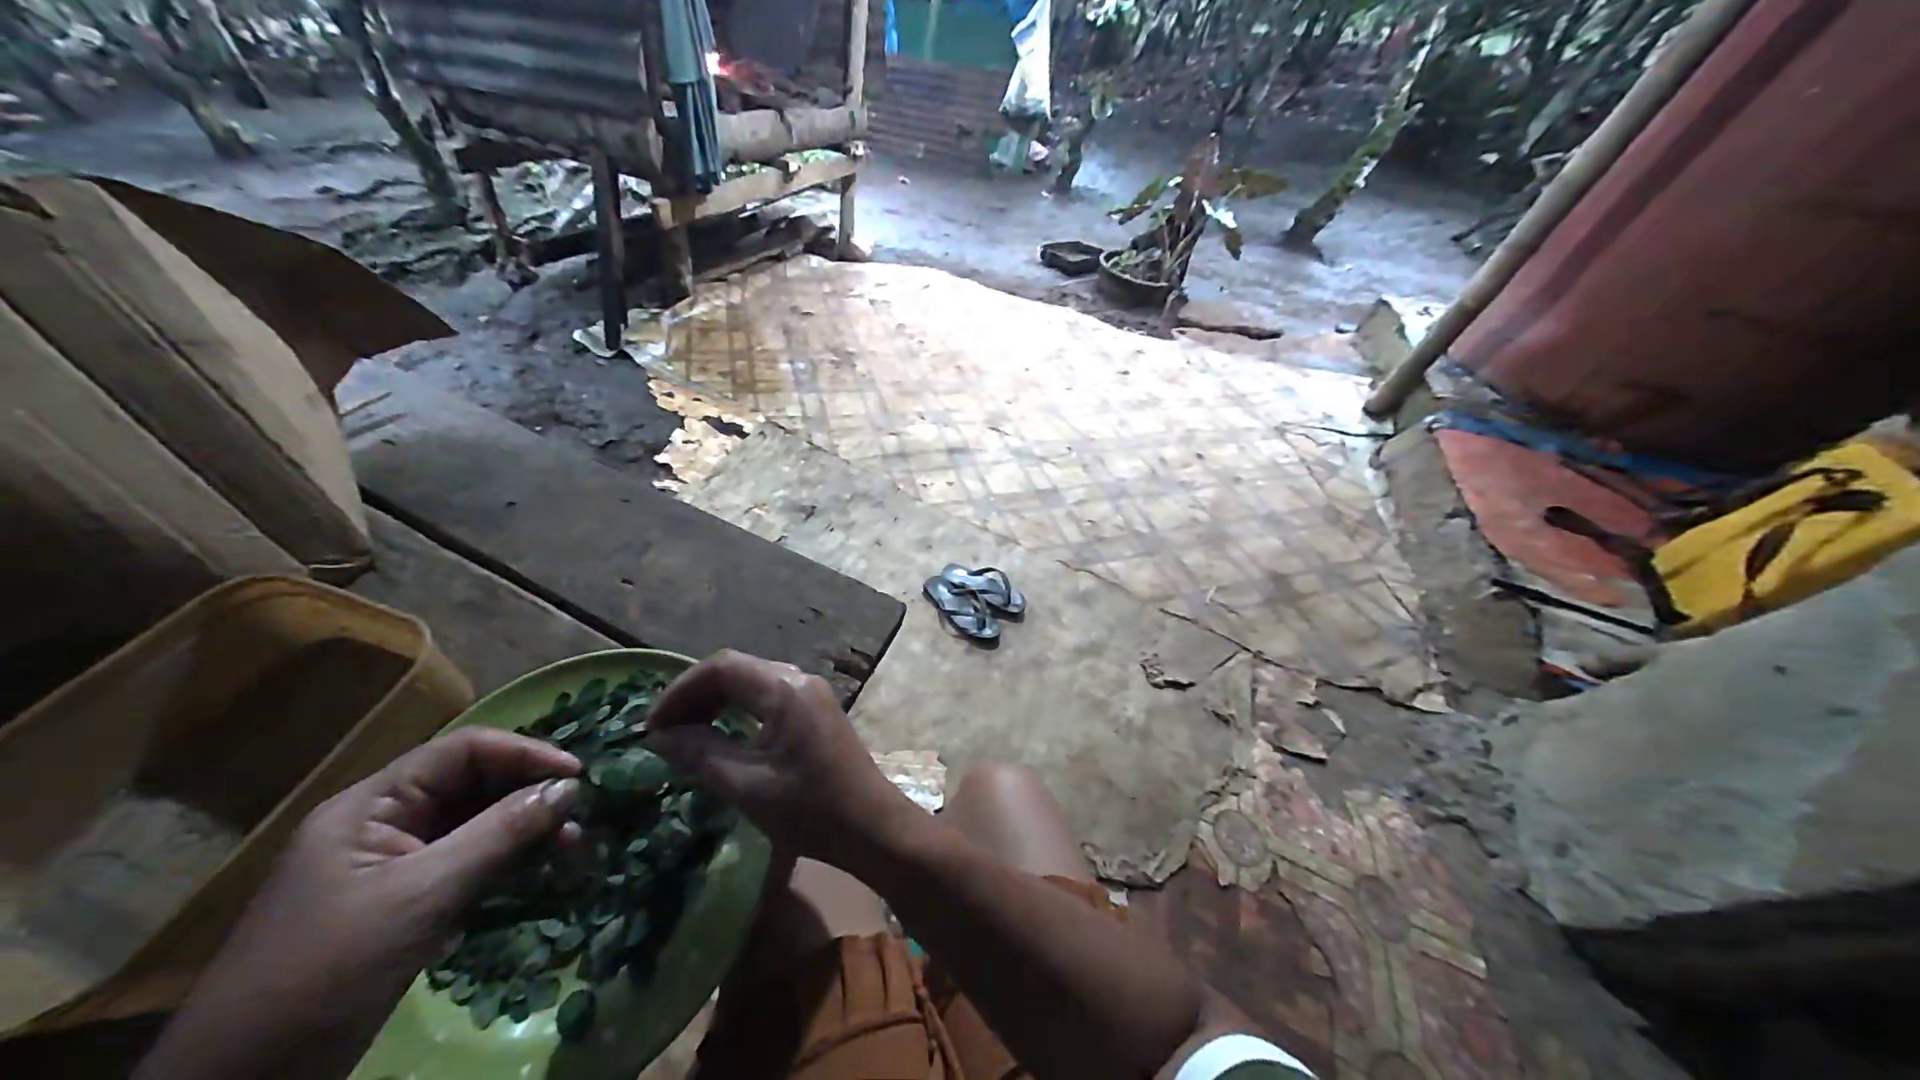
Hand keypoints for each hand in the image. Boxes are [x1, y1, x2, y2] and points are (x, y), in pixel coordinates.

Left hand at [135, 728, 580, 1079]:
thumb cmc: (328, 971)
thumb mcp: (423, 895)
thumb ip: (501, 833)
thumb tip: (570, 787)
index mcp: (371, 805)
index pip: (463, 751)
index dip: (525, 753)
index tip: (579, 774)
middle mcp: (384, 822)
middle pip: (473, 784)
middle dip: (531, 793)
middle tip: (582, 815)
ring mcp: (394, 864)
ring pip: (476, 823)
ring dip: (526, 828)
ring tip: (572, 845)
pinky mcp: (405, 901)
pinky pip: (469, 861)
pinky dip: (509, 860)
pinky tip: (543, 869)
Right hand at [646, 650, 921, 868]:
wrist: (873, 827)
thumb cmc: (811, 811)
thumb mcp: (747, 786)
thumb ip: (701, 754)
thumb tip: (661, 736)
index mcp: (785, 690)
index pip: (720, 667)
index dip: (680, 691)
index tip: (652, 727)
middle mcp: (799, 680)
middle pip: (735, 670)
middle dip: (694, 695)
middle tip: (663, 733)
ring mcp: (811, 694)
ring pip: (751, 682)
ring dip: (715, 702)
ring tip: (684, 736)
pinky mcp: (816, 712)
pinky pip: (767, 698)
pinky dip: (737, 711)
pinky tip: (720, 737)